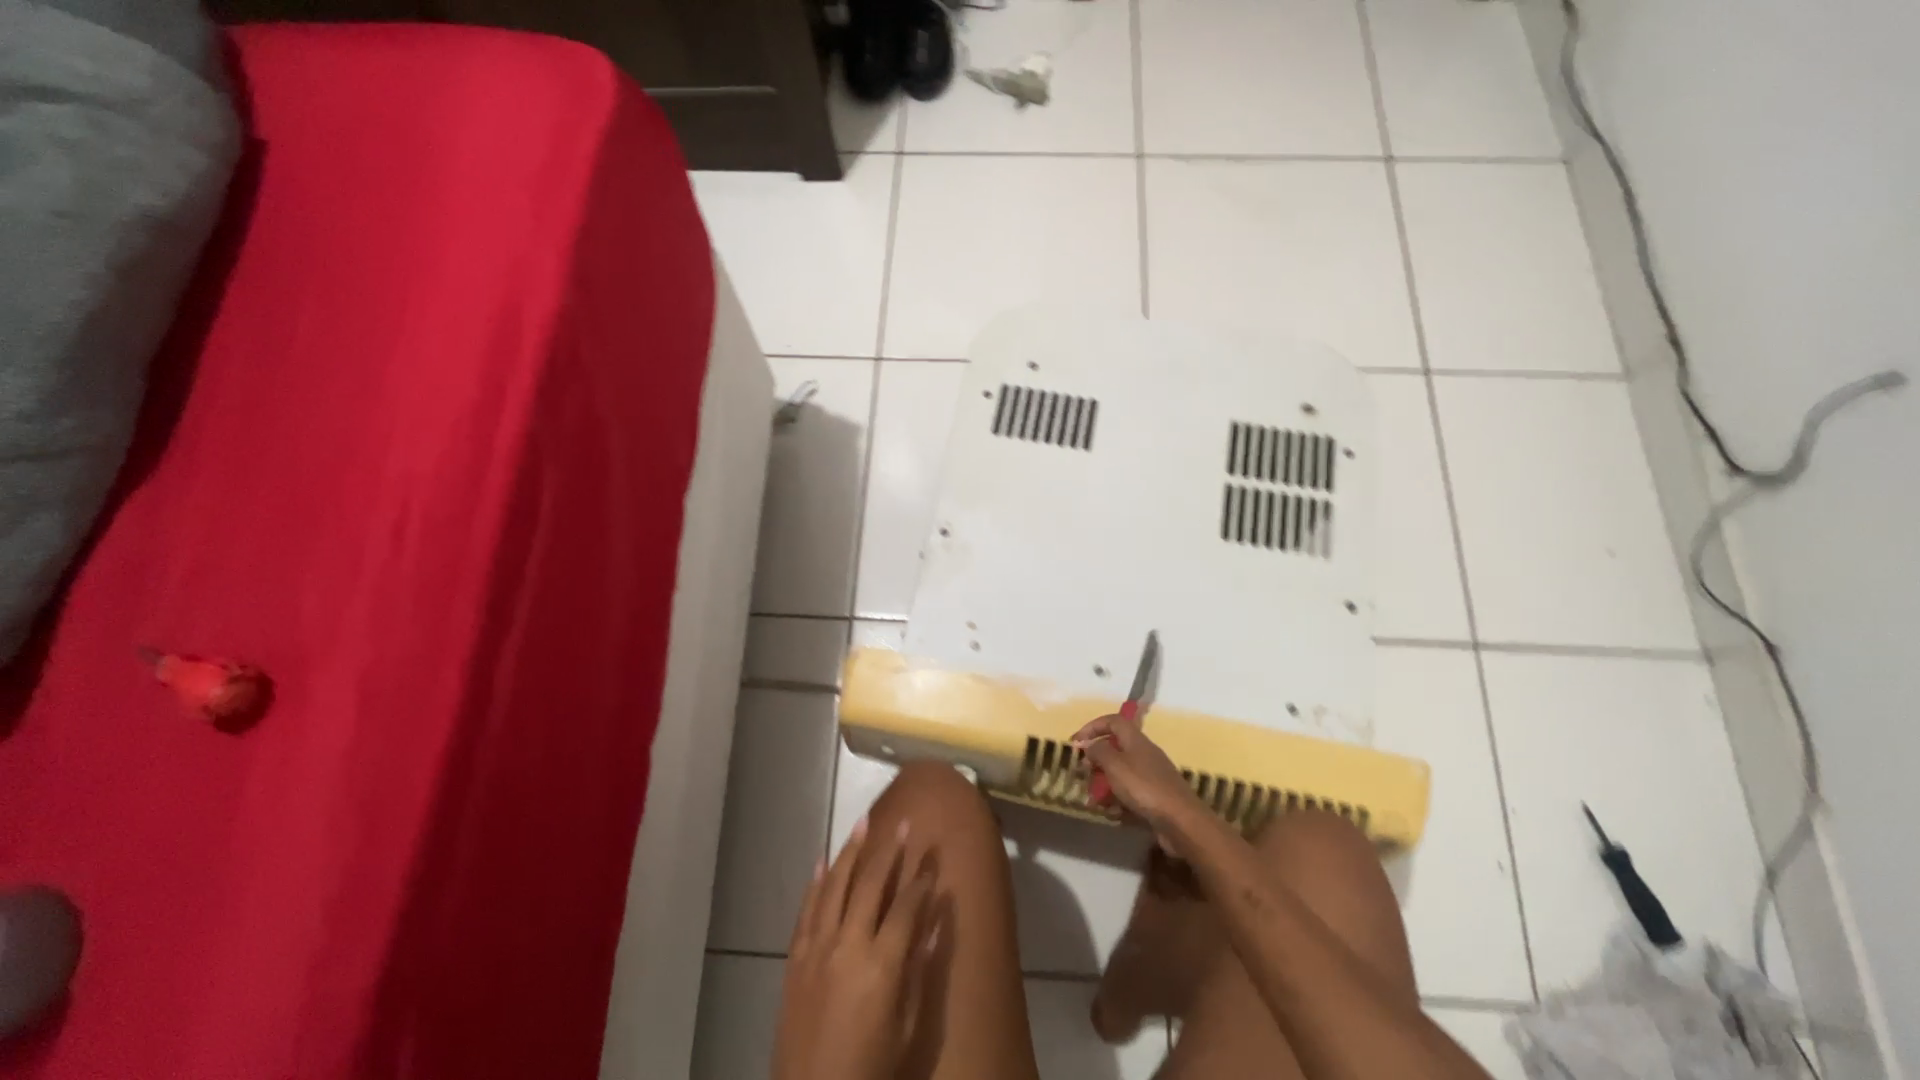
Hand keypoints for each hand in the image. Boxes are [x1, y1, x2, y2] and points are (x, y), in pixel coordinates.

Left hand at [773, 816, 937, 1079]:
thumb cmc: (873, 1064)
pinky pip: (806, 910)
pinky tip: (821, 861)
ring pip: (834, 886)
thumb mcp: (909, 1026)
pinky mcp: (795, 958)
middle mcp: (847, 945)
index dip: (922, 879)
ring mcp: (816, 948)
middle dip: (889, 850)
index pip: (906, 906)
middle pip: (870, 885)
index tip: (933, 855)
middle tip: (902, 820)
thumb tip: (935, 920)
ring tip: (862, 822)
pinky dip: (815, 882)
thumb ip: (921, 968)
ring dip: (850, 852)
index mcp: (882, 963)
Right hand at [1071, 711, 1208, 855]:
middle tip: (1082, 774)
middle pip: (1115, 749)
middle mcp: (1144, 755)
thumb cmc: (1144, 788)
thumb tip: (1088, 743)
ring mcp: (1151, 777)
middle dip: (1096, 761)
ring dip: (1104, 785)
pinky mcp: (1154, 798)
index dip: (1093, 727)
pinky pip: (1130, 794)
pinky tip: (1112, 814)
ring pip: (1120, 775)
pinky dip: (1118, 802)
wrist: (1181, 821)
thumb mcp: (1115, 765)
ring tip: (1094, 800)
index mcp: (1136, 741)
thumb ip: (1098, 751)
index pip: (1113, 721)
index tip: (1075, 742)